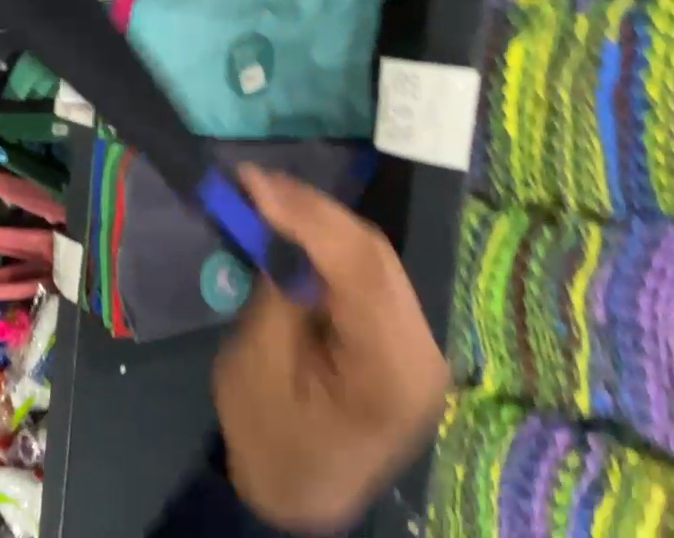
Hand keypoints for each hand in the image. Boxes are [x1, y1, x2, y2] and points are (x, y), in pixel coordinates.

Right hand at [213, 166, 448, 533]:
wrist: (298, 492)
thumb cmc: (270, 437)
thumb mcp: (258, 367)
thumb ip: (277, 297)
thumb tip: (273, 233)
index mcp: (393, 369)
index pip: (360, 271)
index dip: (306, 217)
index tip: (251, 182)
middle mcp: (422, 348)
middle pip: (374, 257)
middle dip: (311, 210)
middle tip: (251, 180)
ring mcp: (416, 341)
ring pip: (373, 257)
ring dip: (317, 220)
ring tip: (264, 193)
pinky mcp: (397, 335)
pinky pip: (365, 273)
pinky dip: (325, 242)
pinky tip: (290, 224)